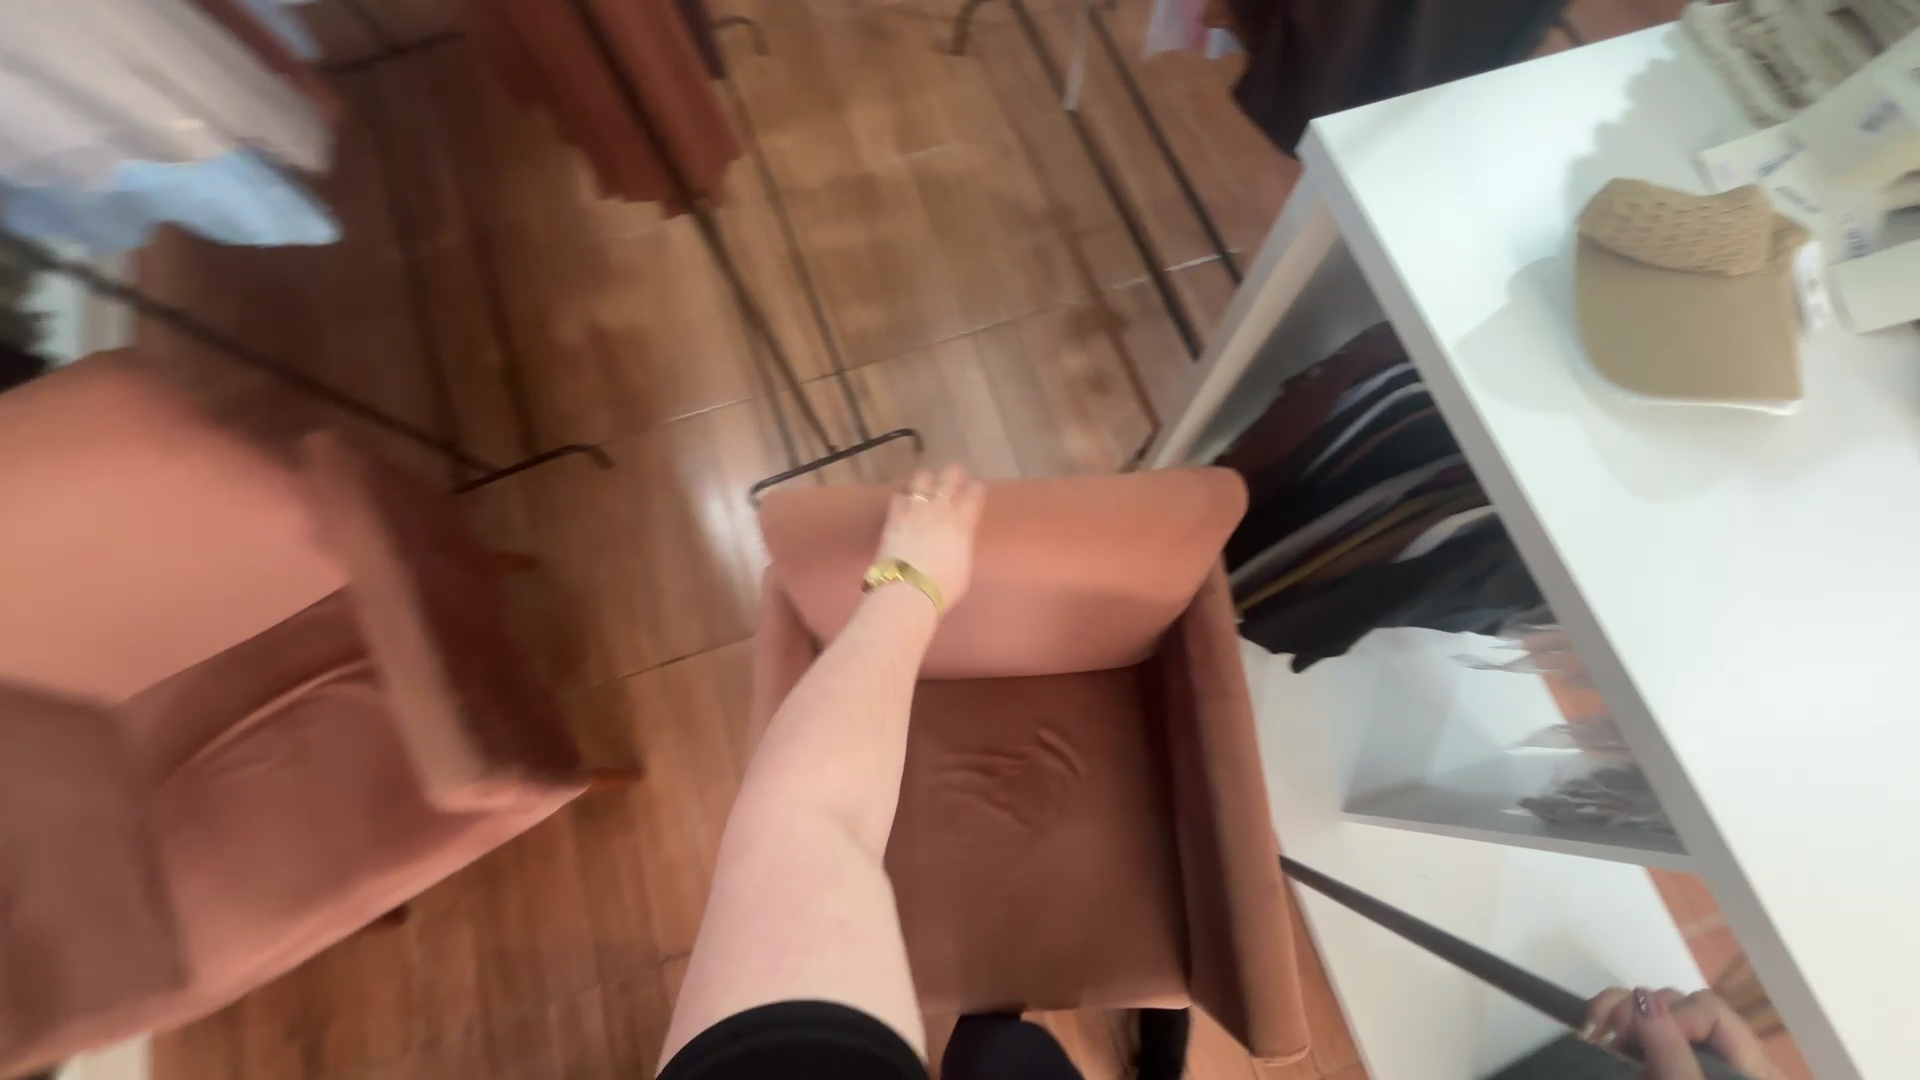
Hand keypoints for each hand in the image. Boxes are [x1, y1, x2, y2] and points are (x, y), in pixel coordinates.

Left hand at [876, 465, 985, 612]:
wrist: (909, 590)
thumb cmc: (943, 586)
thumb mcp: (964, 566)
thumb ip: (961, 545)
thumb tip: (957, 540)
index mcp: (963, 522)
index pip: (975, 493)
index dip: (976, 489)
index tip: (976, 490)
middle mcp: (941, 509)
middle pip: (950, 475)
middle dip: (953, 475)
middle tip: (953, 480)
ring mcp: (916, 510)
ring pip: (922, 478)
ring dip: (925, 481)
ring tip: (925, 488)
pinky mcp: (894, 516)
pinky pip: (898, 497)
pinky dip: (902, 500)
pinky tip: (903, 506)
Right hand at [1583, 987, 1778, 1079]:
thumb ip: (1670, 1051)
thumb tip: (1642, 996)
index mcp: (1749, 1067)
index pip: (1711, 1010)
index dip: (1675, 1017)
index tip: (1641, 1044)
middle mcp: (1721, 1053)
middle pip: (1678, 1002)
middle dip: (1637, 1012)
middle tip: (1611, 1041)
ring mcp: (1687, 1053)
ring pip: (1649, 1002)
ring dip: (1615, 1012)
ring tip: (1596, 1038)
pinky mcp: (1657, 1055)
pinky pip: (1630, 1013)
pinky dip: (1606, 1015)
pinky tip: (1593, 1034)